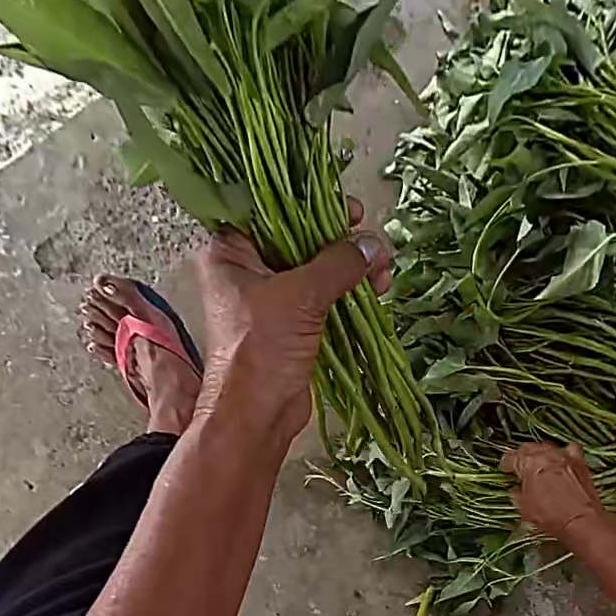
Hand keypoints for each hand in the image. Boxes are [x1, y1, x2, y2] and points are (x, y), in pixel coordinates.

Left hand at [190, 200, 390, 433]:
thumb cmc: (260, 349)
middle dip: (342, 242)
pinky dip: (349, 294)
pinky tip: (375, 290)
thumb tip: (372, 245)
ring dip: (352, 269)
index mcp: (232, 252)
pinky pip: (325, 299)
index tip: (349, 210)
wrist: (258, 411)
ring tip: (383, 271)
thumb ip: (337, 264)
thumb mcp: (299, 296)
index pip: (273, 210)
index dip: (313, 203)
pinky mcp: (293, 325)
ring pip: (318, 271)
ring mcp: (273, 300)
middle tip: (374, 245)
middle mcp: (250, 271)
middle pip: (301, 240)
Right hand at [502, 442, 610, 539]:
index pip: (512, 457)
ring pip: (548, 447)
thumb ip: (517, 494)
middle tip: (519, 467)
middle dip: (522, 456)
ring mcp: (565, 456)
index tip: (505, 470)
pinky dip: (563, 455)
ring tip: (539, 464)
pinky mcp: (580, 463)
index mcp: (529, 462)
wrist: (582, 521)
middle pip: (530, 448)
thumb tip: (516, 491)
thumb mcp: (524, 509)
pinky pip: (569, 451)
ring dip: (542, 454)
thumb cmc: (550, 516)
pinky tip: (562, 463)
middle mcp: (547, 454)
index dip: (506, 464)